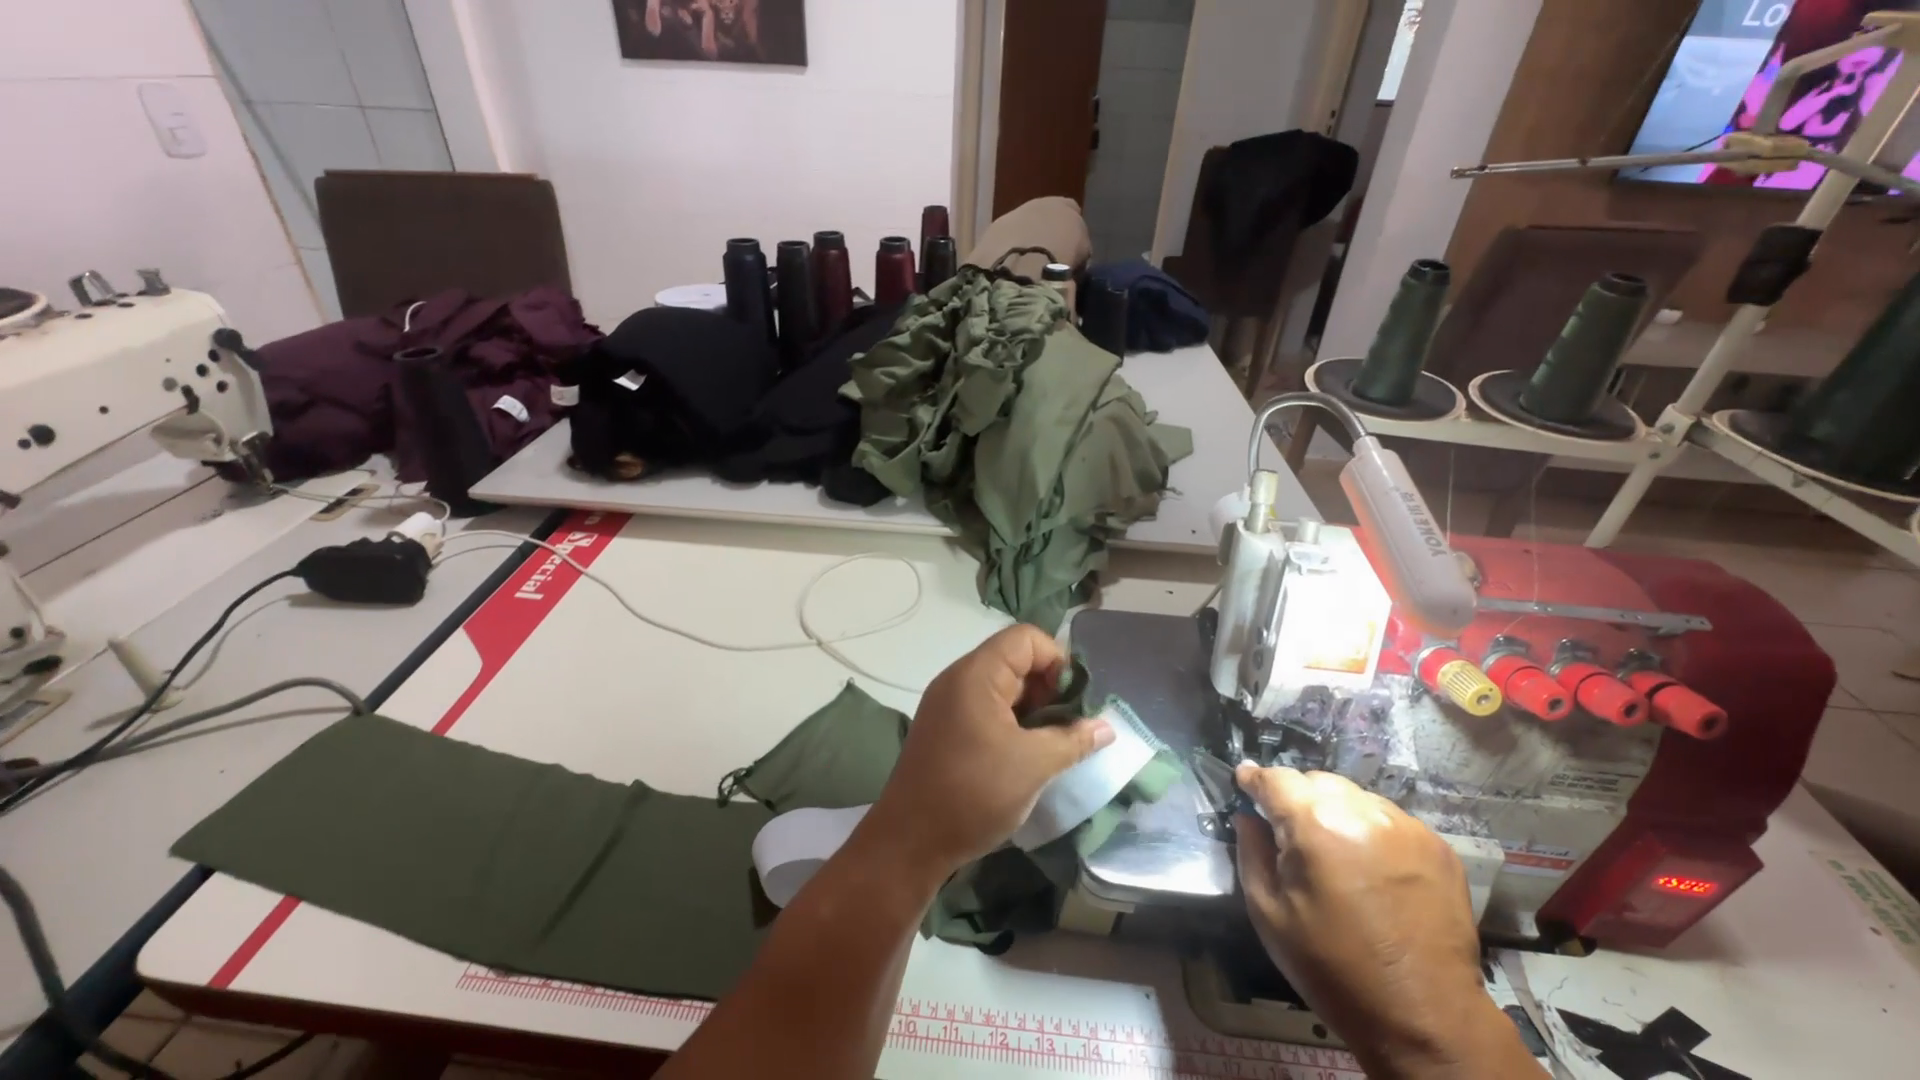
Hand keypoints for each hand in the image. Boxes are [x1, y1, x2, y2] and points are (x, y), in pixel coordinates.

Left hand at [860, 626, 1113, 878]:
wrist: (909, 843)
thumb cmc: (972, 794)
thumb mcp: (1034, 765)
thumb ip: (1074, 739)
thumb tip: (1106, 727)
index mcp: (976, 675)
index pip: (1026, 638)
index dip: (1057, 662)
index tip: (1073, 703)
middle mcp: (958, 681)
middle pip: (1015, 660)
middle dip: (1049, 689)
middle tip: (1068, 728)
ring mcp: (949, 707)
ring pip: (1003, 690)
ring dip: (1033, 711)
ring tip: (1052, 746)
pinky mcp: (946, 731)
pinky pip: (987, 712)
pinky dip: (1013, 726)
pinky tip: (1027, 758)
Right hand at [1234, 765, 1537, 1078]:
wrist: (1422, 1014)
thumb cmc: (1332, 967)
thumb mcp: (1269, 914)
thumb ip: (1252, 854)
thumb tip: (1248, 818)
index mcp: (1315, 826)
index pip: (1276, 779)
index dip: (1255, 778)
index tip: (1244, 780)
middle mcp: (1363, 812)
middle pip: (1318, 782)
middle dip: (1297, 797)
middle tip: (1288, 829)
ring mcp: (1406, 827)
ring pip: (1357, 797)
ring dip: (1336, 811)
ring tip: (1333, 851)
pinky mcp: (1437, 847)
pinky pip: (1391, 821)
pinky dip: (1371, 831)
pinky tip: (1370, 868)